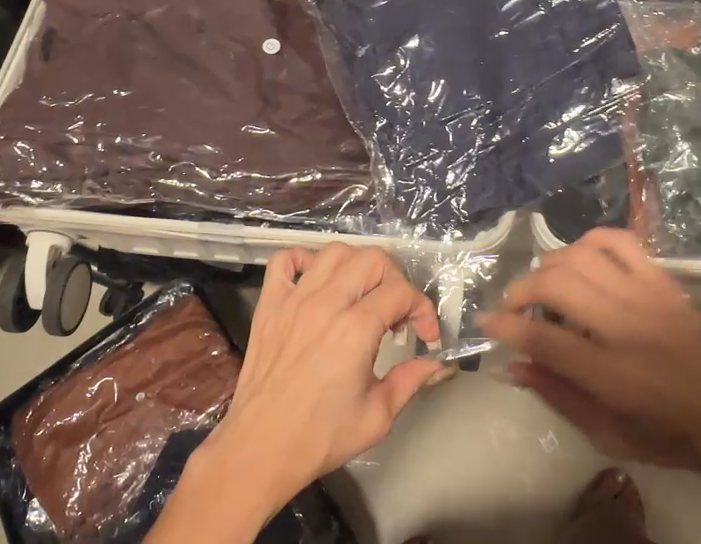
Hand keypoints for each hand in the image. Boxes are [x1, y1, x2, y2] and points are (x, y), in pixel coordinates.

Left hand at [200, 244, 446, 511]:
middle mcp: (326, 304)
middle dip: (395, 279)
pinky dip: (303, 260)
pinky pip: (284, 261)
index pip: (402, 292)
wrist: (260, 448)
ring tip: (362, 295)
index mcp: (355, 330)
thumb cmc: (321, 437)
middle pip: (372, 259)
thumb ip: (412, 380)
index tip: (425, 336)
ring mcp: (294, 299)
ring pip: (334, 252)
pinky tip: (317, 281)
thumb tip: (440, 363)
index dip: (423, 309)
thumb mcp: (378, 416)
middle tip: (396, 312)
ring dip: (357, 266)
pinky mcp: (269, 304)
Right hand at [479, 228, 700, 473]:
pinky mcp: (662, 280)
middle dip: (521, 291)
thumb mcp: (606, 434)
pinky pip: (619, 241)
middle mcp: (628, 328)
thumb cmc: (664, 433)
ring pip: (582, 256)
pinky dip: (590, 240)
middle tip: (512, 308)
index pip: (546, 339)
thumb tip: (511, 364)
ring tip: (543, 286)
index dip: (507, 328)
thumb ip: (557, 394)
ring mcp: (648, 296)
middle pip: (558, 285)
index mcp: (614, 376)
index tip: (487, 324)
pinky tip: (577, 257)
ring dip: (550, 266)